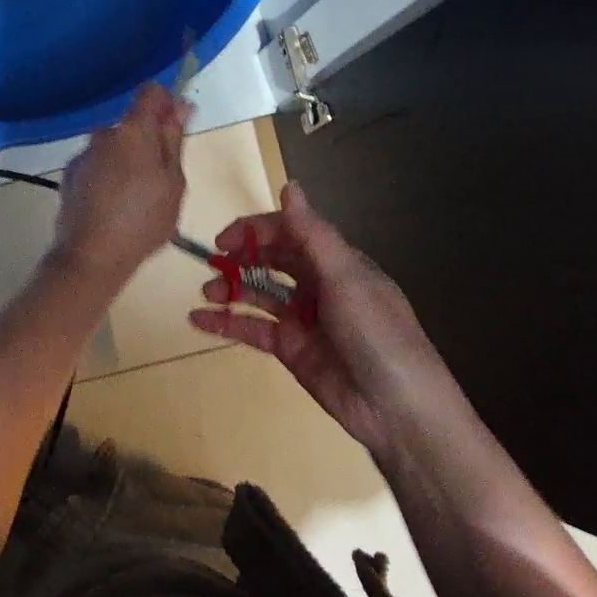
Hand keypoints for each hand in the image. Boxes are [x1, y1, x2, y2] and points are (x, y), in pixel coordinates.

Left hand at [51, 84, 192, 282]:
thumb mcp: (173, 183)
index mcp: (133, 131)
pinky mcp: (69, 175)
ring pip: (113, 146)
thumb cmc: (143, 221)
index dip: (165, 104)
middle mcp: (103, 134)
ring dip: (126, 160)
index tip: (173, 129)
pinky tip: (111, 206)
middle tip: (159, 180)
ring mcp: (83, 154)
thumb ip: (174, 140)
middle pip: (131, 124)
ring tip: (134, 200)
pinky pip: (96, 164)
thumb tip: (180, 105)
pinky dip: (106, 176)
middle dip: (147, 142)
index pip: (150, 92)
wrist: (90, 256)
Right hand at [189, 182, 451, 454]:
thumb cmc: (379, 335)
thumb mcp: (346, 279)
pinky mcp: (290, 349)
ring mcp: (302, 318)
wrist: (399, 410)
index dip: (256, 230)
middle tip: (211, 263)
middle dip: (239, 257)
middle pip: (270, 260)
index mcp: (337, 262)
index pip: (289, 232)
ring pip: (257, 293)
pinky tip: (198, 320)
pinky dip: (225, 322)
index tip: (224, 239)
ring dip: (229, 288)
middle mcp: (318, 285)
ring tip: (206, 294)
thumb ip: (312, 234)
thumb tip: (289, 185)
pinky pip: (252, 328)